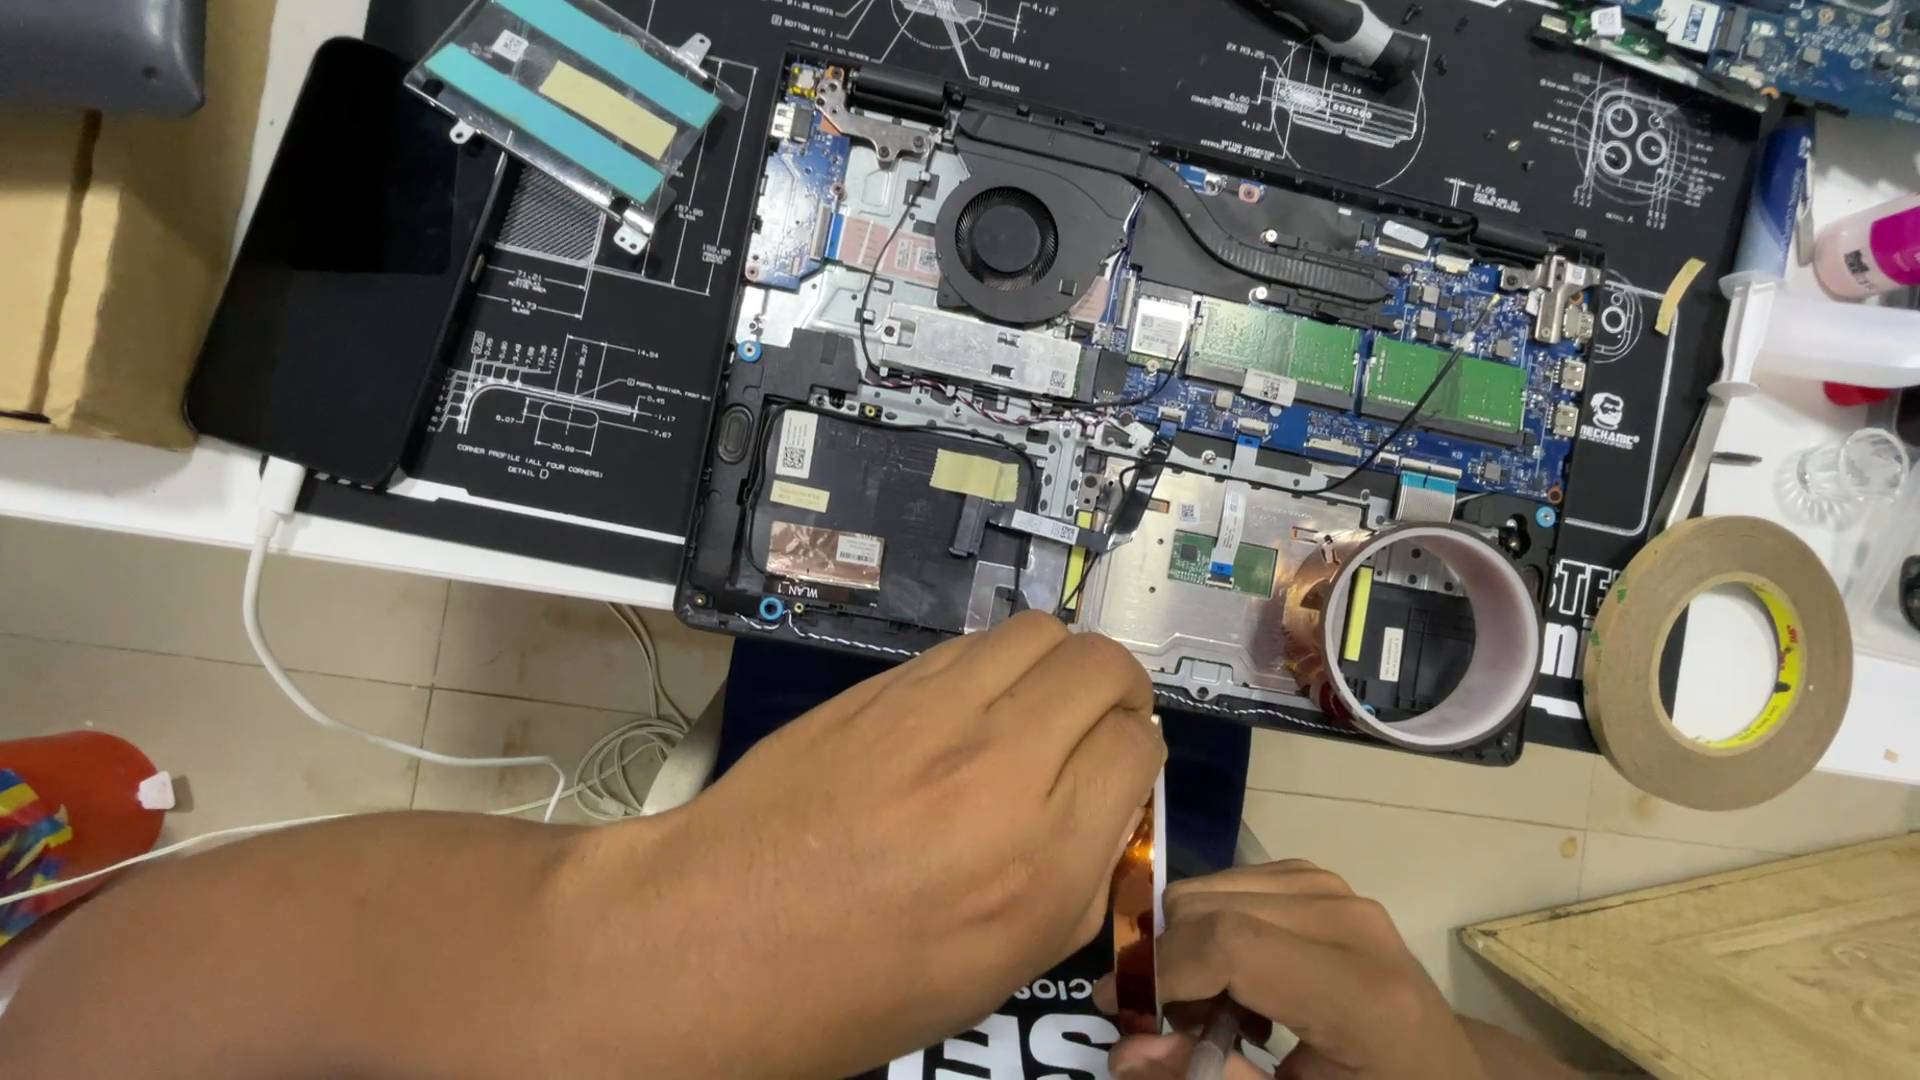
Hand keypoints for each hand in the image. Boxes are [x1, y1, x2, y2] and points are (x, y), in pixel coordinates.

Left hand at [570, 612, 1163, 1078]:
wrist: (723, 932)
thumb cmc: (865, 979)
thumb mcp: (1003, 964)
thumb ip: (1082, 878)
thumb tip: (1111, 802)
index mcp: (1042, 858)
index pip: (1138, 747)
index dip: (1136, 751)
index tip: (1115, 766)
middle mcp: (1001, 764)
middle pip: (1103, 666)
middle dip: (1118, 688)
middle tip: (1095, 720)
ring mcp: (936, 710)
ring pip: (1039, 632)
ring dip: (1056, 663)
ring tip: (1033, 703)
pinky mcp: (884, 684)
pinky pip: (969, 645)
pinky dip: (992, 665)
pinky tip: (968, 706)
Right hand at [1102, 861, 1487, 1079]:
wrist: (1450, 1077)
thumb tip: (1125, 1050)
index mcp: (1363, 994)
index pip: (1232, 946)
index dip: (1162, 973)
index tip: (1119, 1009)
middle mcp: (1349, 919)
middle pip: (1208, 907)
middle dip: (1166, 964)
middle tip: (1170, 1026)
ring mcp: (1335, 887)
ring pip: (1208, 889)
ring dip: (1184, 944)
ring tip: (1211, 1008)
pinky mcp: (1317, 876)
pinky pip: (1227, 882)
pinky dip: (1208, 926)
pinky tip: (1237, 980)